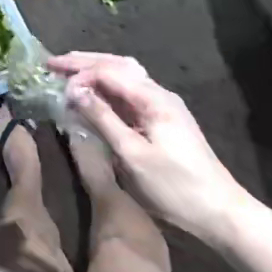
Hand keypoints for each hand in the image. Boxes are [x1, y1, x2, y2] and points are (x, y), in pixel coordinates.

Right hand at [50, 52, 252, 239]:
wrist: (219, 210)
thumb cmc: (175, 185)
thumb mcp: (133, 154)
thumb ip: (103, 119)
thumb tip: (75, 91)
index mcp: (153, 99)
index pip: (110, 72)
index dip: (80, 75)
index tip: (57, 88)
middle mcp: (158, 94)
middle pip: (118, 65)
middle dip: (84, 61)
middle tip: (52, 62)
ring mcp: (162, 105)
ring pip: (125, 75)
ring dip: (95, 70)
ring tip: (68, 71)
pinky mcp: (161, 119)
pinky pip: (129, 92)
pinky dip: (106, 87)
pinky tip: (92, 93)